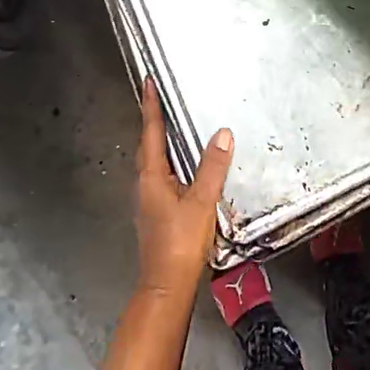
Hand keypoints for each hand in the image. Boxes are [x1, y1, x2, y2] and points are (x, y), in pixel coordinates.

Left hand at [134, 78, 232, 295]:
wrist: (166, 287)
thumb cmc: (179, 242)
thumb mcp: (201, 201)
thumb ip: (212, 167)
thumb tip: (222, 133)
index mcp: (152, 177)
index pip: (151, 133)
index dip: (151, 107)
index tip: (148, 83)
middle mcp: (146, 185)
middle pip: (149, 146)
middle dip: (154, 121)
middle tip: (162, 98)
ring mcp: (150, 201)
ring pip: (156, 163)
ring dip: (164, 142)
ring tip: (177, 125)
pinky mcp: (159, 213)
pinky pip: (165, 177)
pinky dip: (173, 162)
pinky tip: (188, 167)